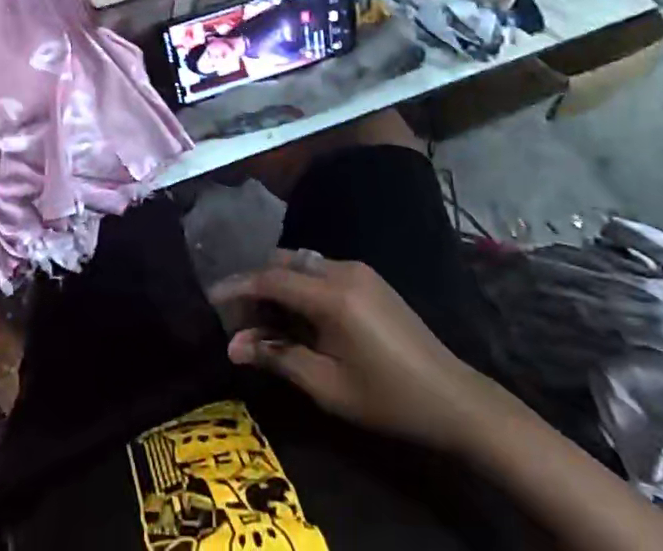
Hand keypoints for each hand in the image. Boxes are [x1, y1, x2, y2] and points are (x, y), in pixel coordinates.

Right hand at [210, 251, 491, 453]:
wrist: (452, 397)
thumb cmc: (386, 398)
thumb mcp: (326, 385)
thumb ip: (277, 357)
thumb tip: (233, 347)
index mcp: (332, 295)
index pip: (270, 279)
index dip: (237, 288)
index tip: (210, 299)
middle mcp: (344, 271)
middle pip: (285, 263)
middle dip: (258, 285)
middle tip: (241, 320)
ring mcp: (361, 272)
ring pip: (303, 264)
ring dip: (280, 285)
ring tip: (267, 322)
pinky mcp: (371, 280)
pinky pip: (323, 271)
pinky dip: (302, 287)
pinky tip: (299, 318)